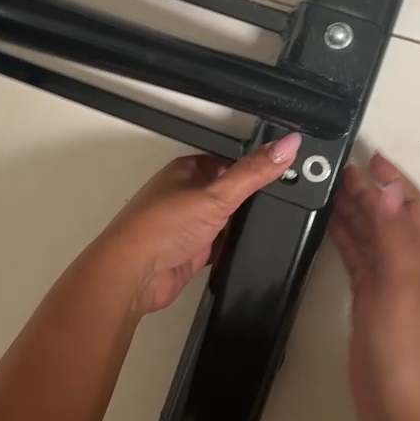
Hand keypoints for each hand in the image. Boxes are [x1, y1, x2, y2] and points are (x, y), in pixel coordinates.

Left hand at [90, 132, 301, 314]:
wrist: (133, 275)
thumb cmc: (158, 227)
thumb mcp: (217, 194)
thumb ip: (254, 172)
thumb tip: (287, 145)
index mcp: (189, 170)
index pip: (232, 161)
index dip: (256, 167)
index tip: (285, 171)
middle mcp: (186, 194)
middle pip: (229, 191)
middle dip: (249, 199)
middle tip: (277, 202)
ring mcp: (188, 224)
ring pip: (225, 220)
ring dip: (238, 225)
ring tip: (259, 225)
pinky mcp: (190, 251)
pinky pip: (220, 245)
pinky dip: (231, 248)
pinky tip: (241, 248)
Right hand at [327, 154, 419, 420]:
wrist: (402, 411)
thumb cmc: (406, 351)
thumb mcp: (401, 288)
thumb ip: (394, 237)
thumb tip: (389, 190)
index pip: (412, 209)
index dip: (395, 182)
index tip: (372, 158)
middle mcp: (409, 268)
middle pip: (390, 219)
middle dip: (370, 192)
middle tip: (342, 168)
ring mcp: (388, 286)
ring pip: (372, 238)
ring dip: (355, 211)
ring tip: (331, 187)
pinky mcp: (369, 303)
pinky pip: (358, 261)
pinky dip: (346, 240)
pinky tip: (331, 226)